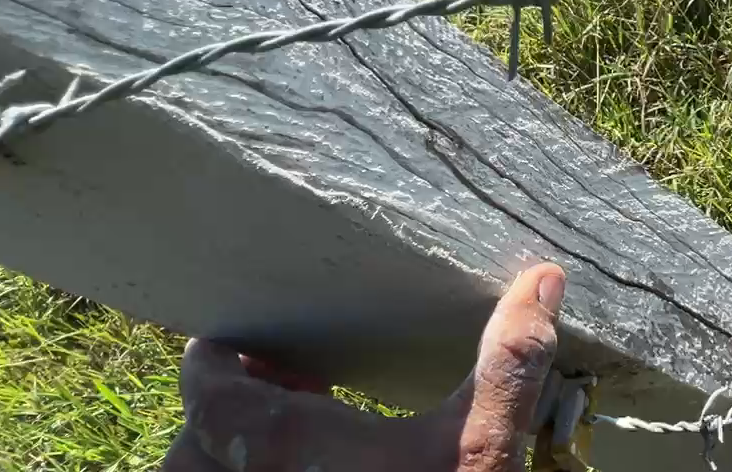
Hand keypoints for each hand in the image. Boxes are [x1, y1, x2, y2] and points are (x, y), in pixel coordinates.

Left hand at [162, 262, 565, 471]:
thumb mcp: (484, 452)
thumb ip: (512, 360)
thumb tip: (543, 277)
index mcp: (291, 451)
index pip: (212, 395)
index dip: (213, 362)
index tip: (225, 343)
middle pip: (189, 450)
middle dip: (222, 412)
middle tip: (280, 383)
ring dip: (223, 458)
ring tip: (287, 432)